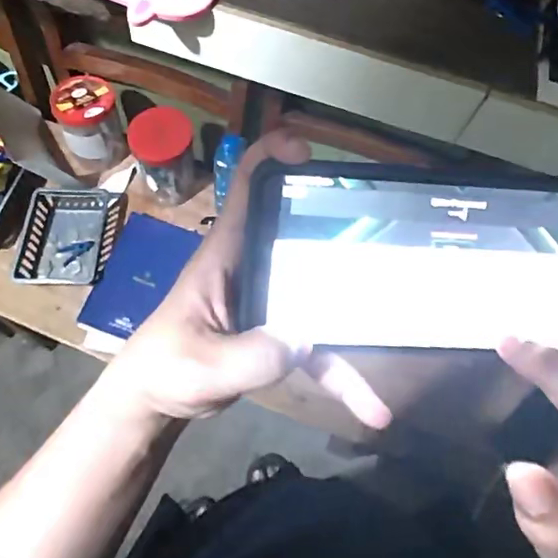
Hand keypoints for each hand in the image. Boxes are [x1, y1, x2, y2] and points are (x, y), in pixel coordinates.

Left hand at [96, 131, 391, 429]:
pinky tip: (372, 405)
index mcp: (228, 252)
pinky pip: (319, 344)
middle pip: (298, 224)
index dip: (272, 154)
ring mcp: (269, 297)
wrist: (155, 402)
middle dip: (336, 216)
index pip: (246, 184)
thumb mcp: (203, 364)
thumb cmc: (165, 368)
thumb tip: (306, 341)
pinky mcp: (279, 332)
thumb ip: (250, 356)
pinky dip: (343, 372)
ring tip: (402, 314)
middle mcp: (254, 263)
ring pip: (319, 284)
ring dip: (354, 300)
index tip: (307, 152)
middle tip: (383, 221)